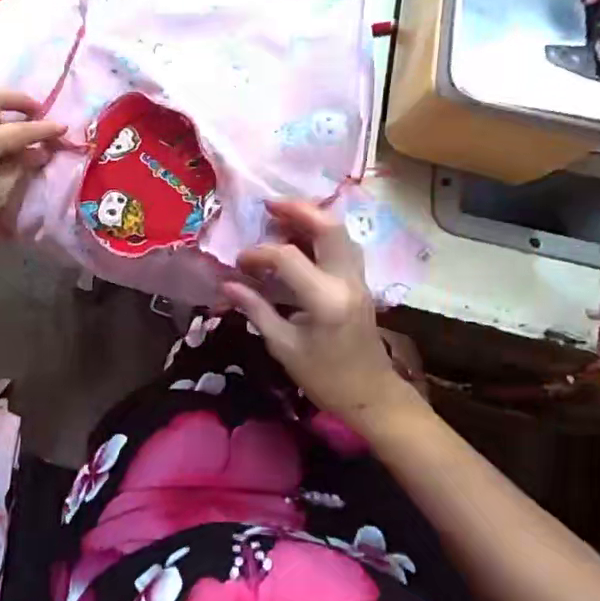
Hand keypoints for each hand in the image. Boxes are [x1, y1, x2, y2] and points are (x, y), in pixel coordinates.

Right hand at [221, 201, 420, 437]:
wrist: (371, 395)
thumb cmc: (324, 377)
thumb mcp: (284, 347)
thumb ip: (257, 310)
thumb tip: (228, 285)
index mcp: (326, 299)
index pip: (288, 257)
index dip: (259, 254)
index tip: (239, 264)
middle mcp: (347, 280)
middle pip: (328, 227)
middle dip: (298, 210)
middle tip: (268, 205)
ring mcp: (359, 279)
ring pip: (341, 232)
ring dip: (312, 218)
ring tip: (282, 217)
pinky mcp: (361, 283)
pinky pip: (344, 246)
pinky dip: (322, 234)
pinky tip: (301, 238)